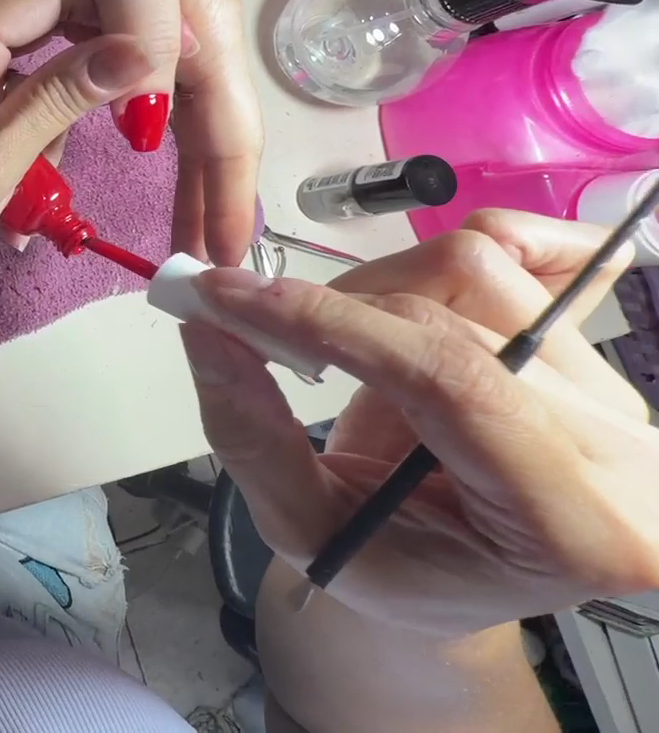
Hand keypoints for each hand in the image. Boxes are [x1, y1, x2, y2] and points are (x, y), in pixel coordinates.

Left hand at [0, 0, 148, 311]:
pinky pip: (2, 101)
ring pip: (27, 72)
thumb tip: (137, 45)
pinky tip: (24, 181)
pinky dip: (24, 135)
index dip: (108, 7)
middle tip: (113, 124)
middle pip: (39, 28)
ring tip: (40, 177)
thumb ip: (63, 96)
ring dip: (50, 118)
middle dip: (79, 76)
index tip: (160, 50)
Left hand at [43, 0, 262, 266]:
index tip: (227, 254)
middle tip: (202, 261)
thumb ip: (137, 32)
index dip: (222, 190)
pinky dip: (110, 121)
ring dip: (160, 167)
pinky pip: (110, 80)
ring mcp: (134, 16)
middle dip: (201, 193)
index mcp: (189, 19)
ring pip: (153, 108)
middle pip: (194, 125)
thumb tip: (149, 115)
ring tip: (165, 222)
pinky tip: (99, 147)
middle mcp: (172, 24)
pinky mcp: (100, 4)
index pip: (218, 122)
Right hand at [182, 211, 658, 635]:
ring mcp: (621, 396)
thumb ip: (249, 434)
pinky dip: (458, 247)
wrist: (449, 571)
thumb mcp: (297, 525)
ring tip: (324, 336)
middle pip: (449, 320)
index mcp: (574, 525)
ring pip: (475, 270)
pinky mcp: (594, 350)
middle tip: (232, 319)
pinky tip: (407, 287)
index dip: (325, 324)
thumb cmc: (382, 565)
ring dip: (365, 288)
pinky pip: (535, 250)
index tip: (221, 297)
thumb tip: (203, 329)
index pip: (452, 383)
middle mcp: (629, 456)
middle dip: (319, 310)